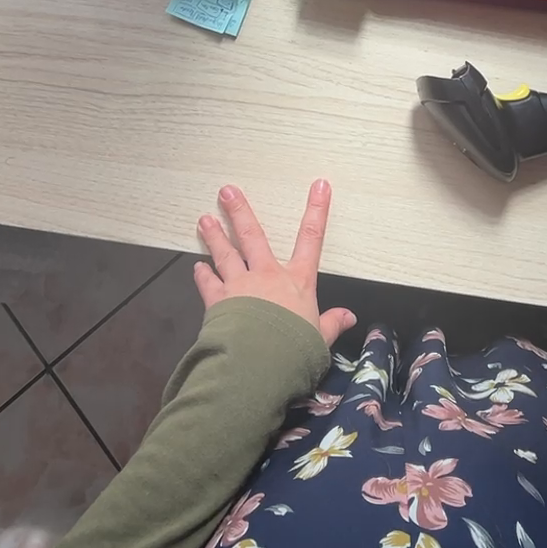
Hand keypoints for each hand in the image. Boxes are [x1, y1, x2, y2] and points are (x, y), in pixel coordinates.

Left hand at [195, 180, 355, 345]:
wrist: (259, 362)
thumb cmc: (293, 349)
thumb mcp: (320, 338)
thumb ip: (331, 324)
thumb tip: (349, 317)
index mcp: (297, 281)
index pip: (312, 238)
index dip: (317, 210)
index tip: (319, 186)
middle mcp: (267, 275)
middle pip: (253, 236)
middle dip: (240, 212)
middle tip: (228, 191)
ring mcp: (240, 285)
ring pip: (226, 253)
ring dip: (215, 236)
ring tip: (204, 219)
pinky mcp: (219, 301)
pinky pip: (209, 284)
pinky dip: (203, 275)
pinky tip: (197, 267)